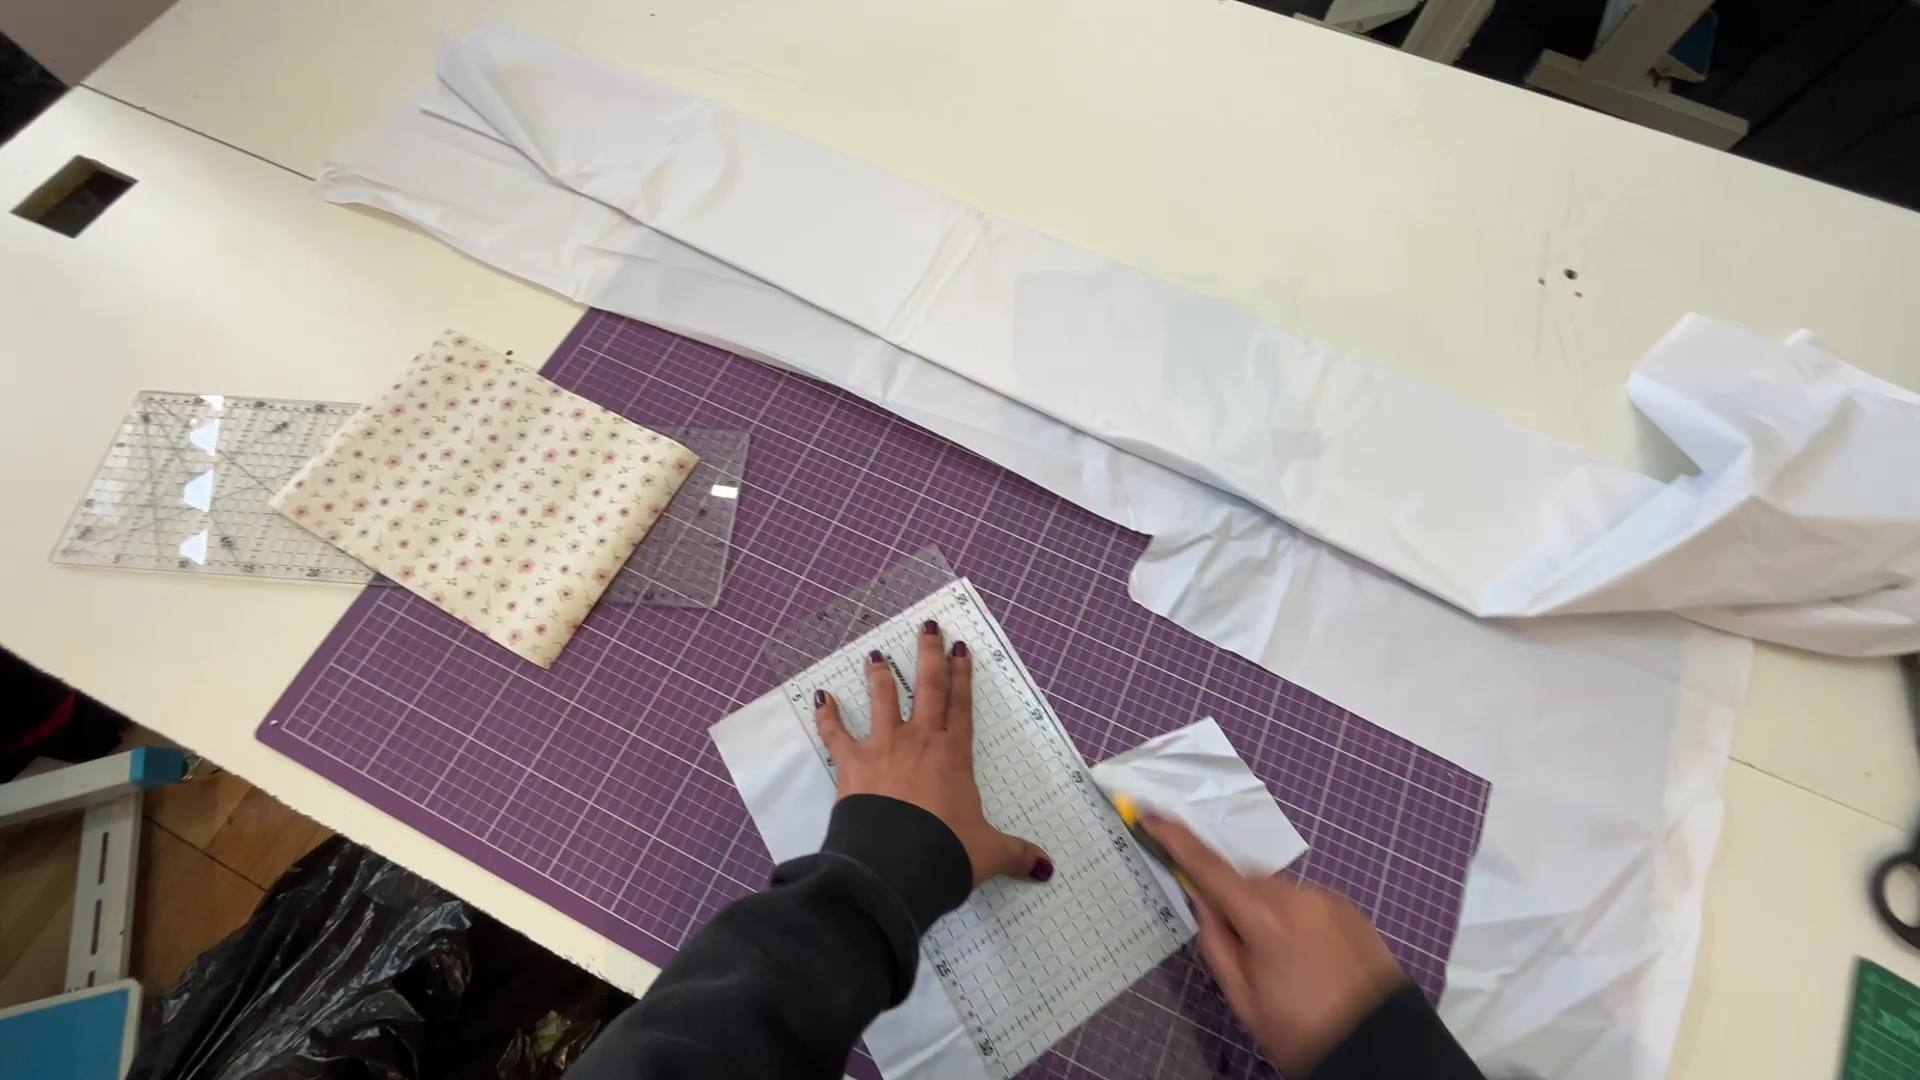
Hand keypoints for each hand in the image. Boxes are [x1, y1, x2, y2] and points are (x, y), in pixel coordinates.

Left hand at [814, 619, 1052, 885]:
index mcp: (953, 754)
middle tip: (928, 627)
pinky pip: (837, 734)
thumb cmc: (946, 853)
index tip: (961, 648)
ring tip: (875, 654)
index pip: (961, 706)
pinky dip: (828, 716)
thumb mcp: (988, 852)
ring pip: (883, 700)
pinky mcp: (852, 763)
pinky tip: (822, 698)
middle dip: (929, 655)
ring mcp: (884, 747)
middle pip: (928, 688)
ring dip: (879, 676)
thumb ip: (1016, 853)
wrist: (896, 867)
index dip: (963, 675)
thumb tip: (1046, 868)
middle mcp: (920, 740)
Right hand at [1144, 817, 1408, 1075]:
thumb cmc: (1304, 1032)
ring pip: (1277, 894)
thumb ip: (1216, 943)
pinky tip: (1314, 960)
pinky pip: (1308, 904)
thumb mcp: (1245, 1001)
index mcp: (1264, 918)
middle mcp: (1296, 895)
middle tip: (1248, 951)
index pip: (1208, 868)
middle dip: (1237, 904)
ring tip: (1290, 965)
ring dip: (1271, 915)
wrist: (1388, 1054)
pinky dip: (1300, 922)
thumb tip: (1202, 902)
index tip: (1151, 816)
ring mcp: (1327, 899)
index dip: (1176, 839)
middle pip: (1246, 883)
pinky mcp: (1351, 909)